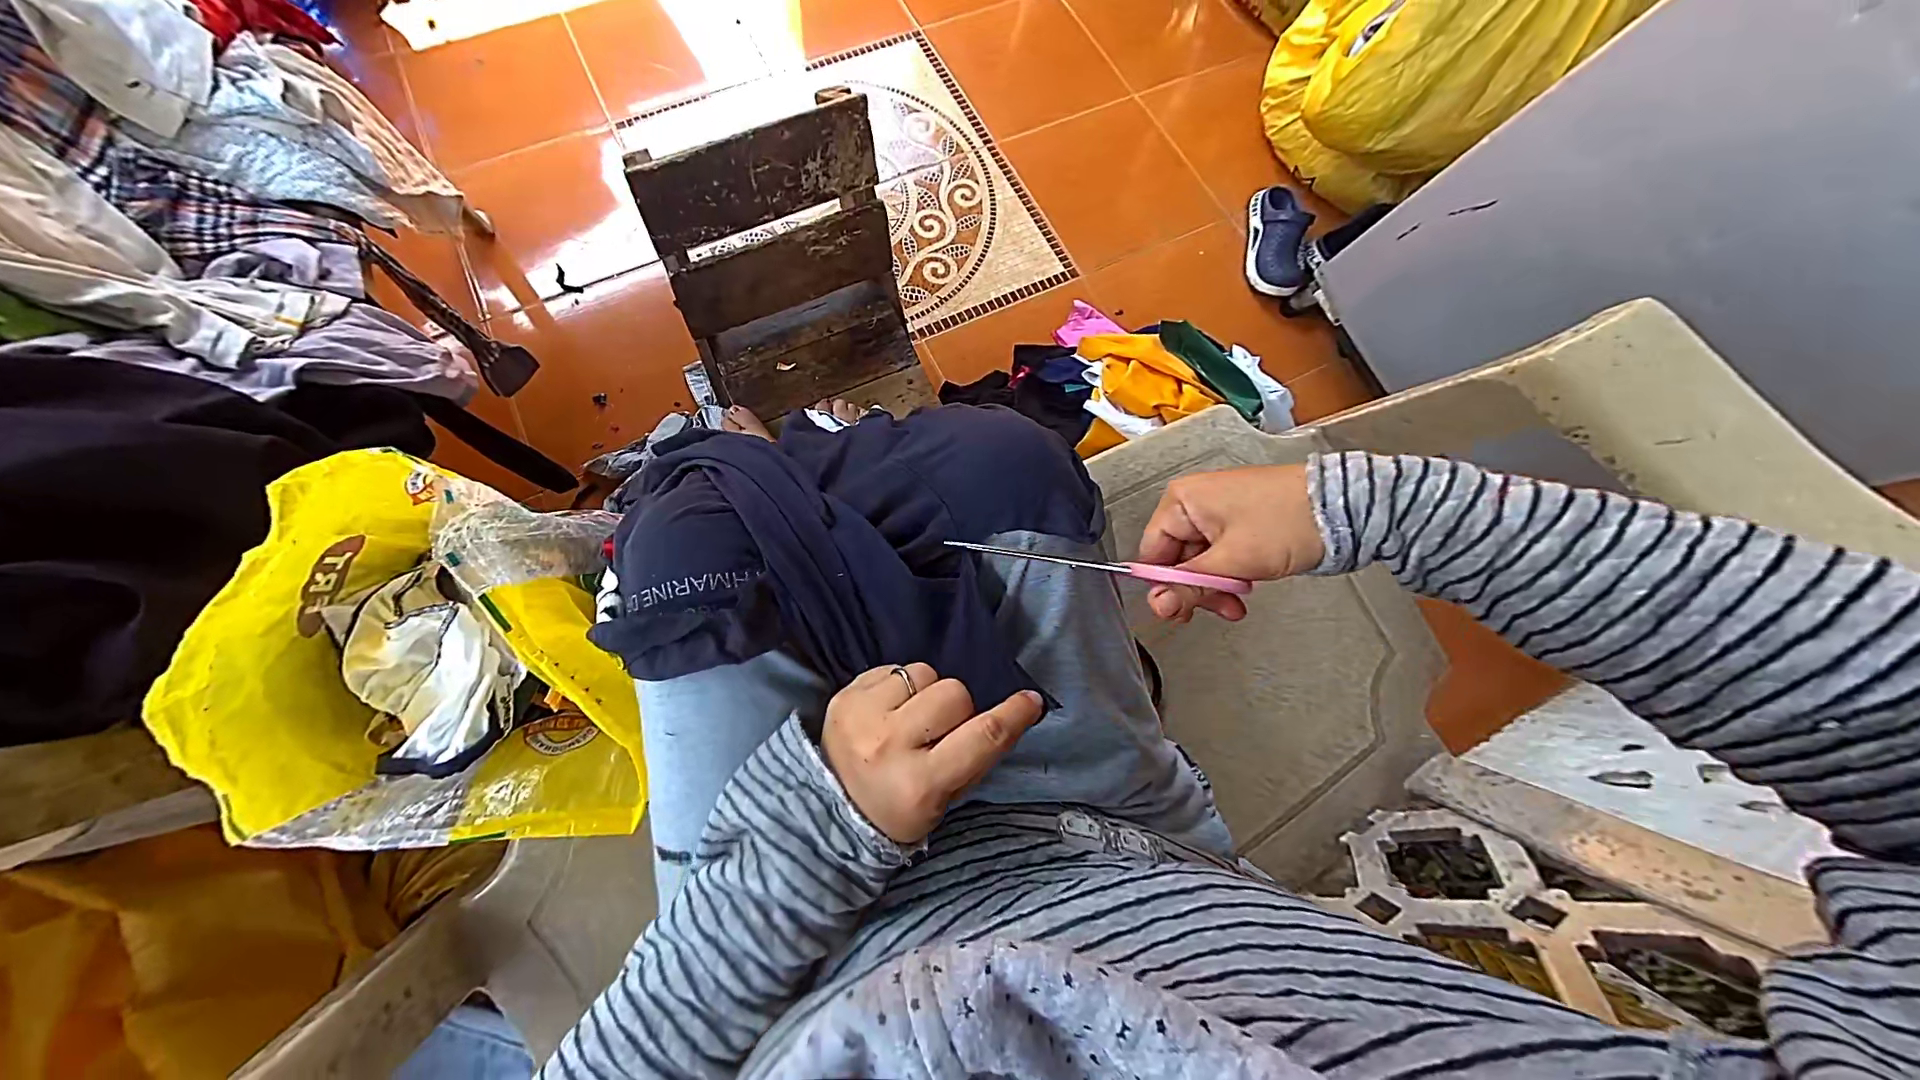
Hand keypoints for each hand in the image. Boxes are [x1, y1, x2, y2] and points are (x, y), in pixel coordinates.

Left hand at [821, 664, 1043, 842]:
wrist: (830, 809)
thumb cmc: (899, 806)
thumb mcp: (945, 798)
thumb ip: (976, 754)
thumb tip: (1014, 710)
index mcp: (920, 785)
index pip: (982, 737)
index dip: (1013, 714)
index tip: (1030, 700)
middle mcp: (889, 746)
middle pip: (954, 693)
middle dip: (957, 708)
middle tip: (939, 730)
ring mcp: (861, 717)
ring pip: (924, 673)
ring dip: (926, 692)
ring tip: (909, 718)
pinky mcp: (844, 695)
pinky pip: (893, 667)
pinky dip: (899, 685)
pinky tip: (887, 710)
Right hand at [1136, 465, 1322, 622]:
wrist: (1344, 508)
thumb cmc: (1291, 518)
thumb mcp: (1231, 562)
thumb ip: (1189, 586)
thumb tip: (1159, 604)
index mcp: (1182, 500)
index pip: (1153, 551)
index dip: (1164, 584)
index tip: (1179, 607)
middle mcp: (1196, 502)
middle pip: (1176, 559)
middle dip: (1197, 588)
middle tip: (1214, 607)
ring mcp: (1218, 513)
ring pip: (1200, 561)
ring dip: (1215, 587)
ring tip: (1235, 602)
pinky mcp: (1239, 524)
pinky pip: (1220, 556)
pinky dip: (1229, 575)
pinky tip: (1244, 590)